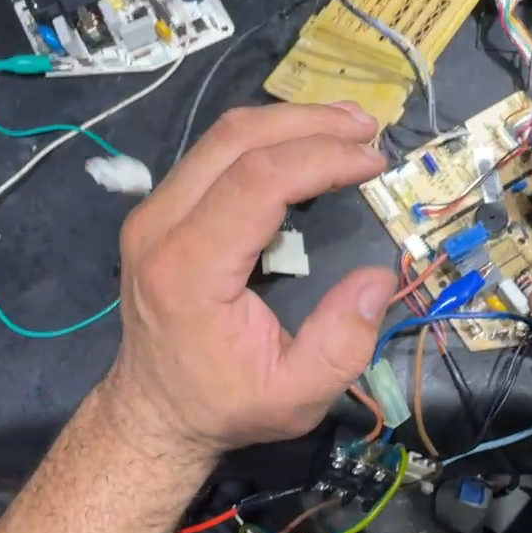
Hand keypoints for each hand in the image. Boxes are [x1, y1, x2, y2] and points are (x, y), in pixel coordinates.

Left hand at [99, 102, 397, 457]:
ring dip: (289, 121)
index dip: (321, 158)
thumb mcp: (295, 397)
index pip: (257, 181)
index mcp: (189, 268)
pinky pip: (214, 153)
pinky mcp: (160, 211)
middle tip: (368, 129)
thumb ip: (342, 343)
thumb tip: (378, 276)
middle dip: (309, 122)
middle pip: (236, 139)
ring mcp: (153, 212)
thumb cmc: (223, 404)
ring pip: (222, 136)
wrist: (153, 411)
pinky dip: (266, 139)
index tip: (373, 162)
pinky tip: (305, 145)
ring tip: (346, 126)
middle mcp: (160, 226)